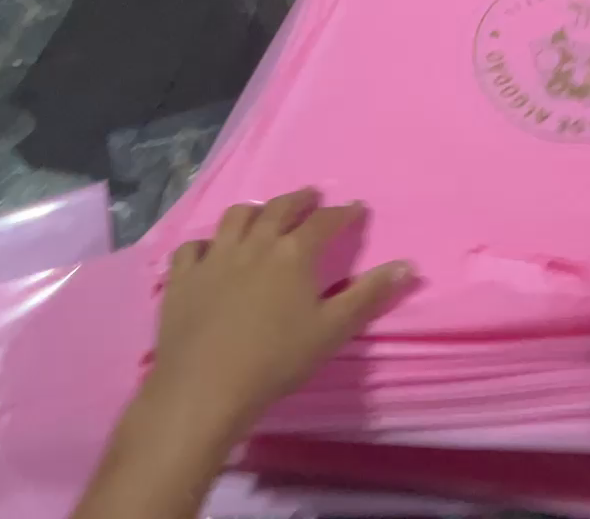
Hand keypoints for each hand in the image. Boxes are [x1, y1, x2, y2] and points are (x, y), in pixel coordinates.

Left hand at [146, 189, 414, 438]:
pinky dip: (205, 244)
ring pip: (235, 217)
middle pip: (279, 208)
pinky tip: (210, 251)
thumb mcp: (333, 329)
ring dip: (255, 211)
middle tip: (311, 198)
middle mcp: (256, 244)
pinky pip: (191, 248)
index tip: (356, 208)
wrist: (202, 391)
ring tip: (263, 215)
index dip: (343, 212)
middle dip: (300, 200)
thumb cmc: (276, 360)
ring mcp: (214, 258)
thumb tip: (408, 265)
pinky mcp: (181, 280)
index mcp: (294, 253)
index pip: (325, 221)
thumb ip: (369, 294)